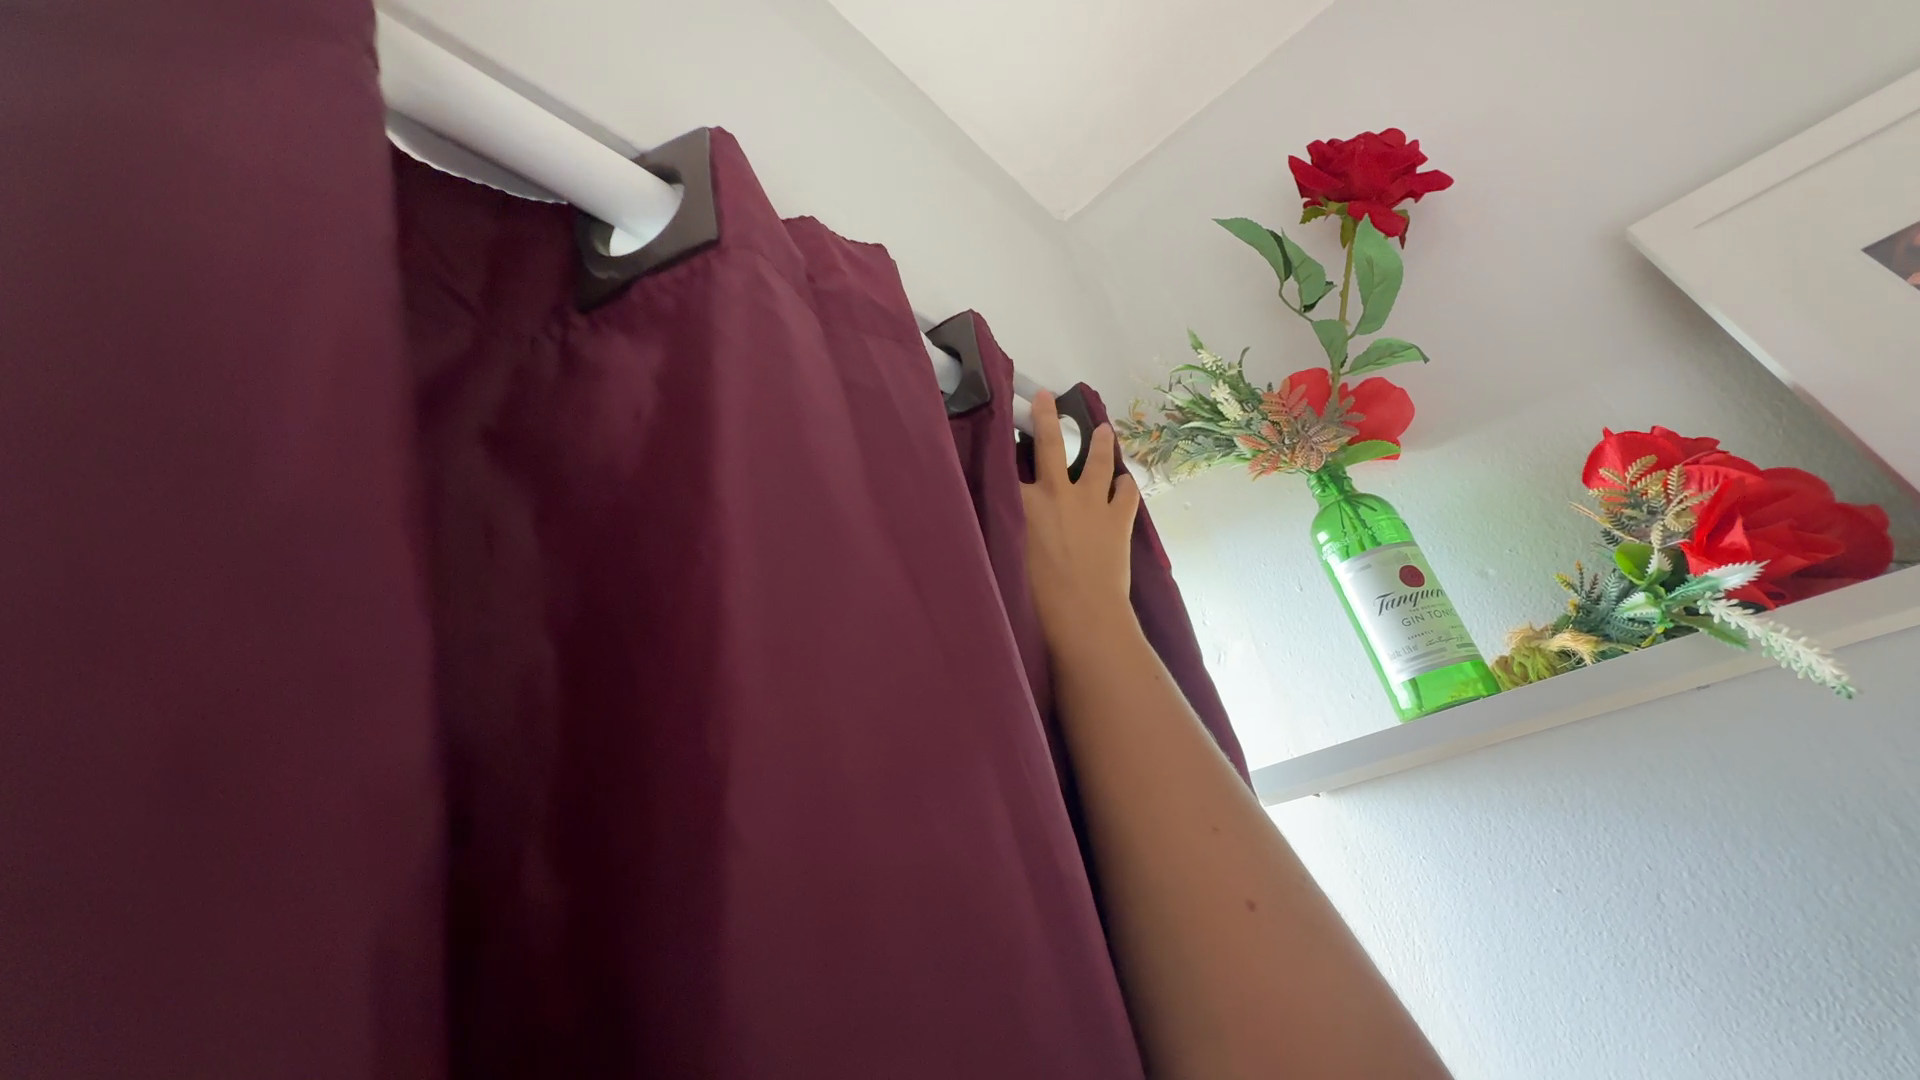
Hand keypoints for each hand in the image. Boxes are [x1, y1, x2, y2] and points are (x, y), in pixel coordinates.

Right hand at [1020, 392, 1142, 645]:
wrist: (1083, 614)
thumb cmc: (1035, 596)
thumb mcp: (1008, 554)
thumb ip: (1007, 527)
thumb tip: (1005, 516)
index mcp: (1023, 502)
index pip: (1008, 464)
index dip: (1004, 443)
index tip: (1001, 423)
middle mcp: (1058, 492)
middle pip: (1053, 443)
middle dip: (1049, 416)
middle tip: (1048, 397)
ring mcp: (1093, 502)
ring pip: (1099, 461)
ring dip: (1101, 443)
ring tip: (1105, 429)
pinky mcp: (1120, 519)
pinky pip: (1127, 493)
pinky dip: (1126, 486)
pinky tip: (1125, 483)